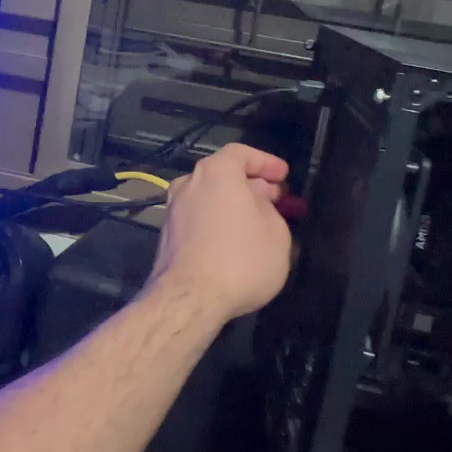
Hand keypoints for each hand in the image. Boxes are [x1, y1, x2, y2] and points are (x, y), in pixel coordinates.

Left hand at [149, 144, 293, 321]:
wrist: (189, 298)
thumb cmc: (240, 259)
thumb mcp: (276, 233)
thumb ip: (269, 209)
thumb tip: (257, 204)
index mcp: (216, 172)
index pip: (241, 153)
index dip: (265, 162)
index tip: (284, 176)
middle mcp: (189, 183)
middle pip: (224, 174)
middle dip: (252, 185)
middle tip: (276, 200)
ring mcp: (174, 209)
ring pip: (210, 197)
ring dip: (234, 204)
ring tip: (259, 222)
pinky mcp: (168, 234)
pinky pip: (199, 217)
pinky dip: (218, 220)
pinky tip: (235, 241)